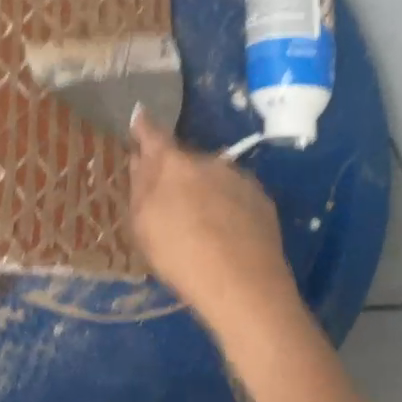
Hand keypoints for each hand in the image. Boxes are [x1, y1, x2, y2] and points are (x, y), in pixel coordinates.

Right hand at [128, 110, 298, 325]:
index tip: (138, 116)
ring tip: (199, 221)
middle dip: (175, 170)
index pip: (153, 135)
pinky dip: (226, 204)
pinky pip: (235, 193)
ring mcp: (239, 178)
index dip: (143, 127)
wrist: (244, 285)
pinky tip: (225, 230)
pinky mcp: (262, 198)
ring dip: (203, 188)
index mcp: (173, 164)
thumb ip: (140, 187)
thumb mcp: (144, 225)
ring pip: (213, 176)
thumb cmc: (181, 256)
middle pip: (184, 159)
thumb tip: (139, 159)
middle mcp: (208, 161)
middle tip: (168, 197)